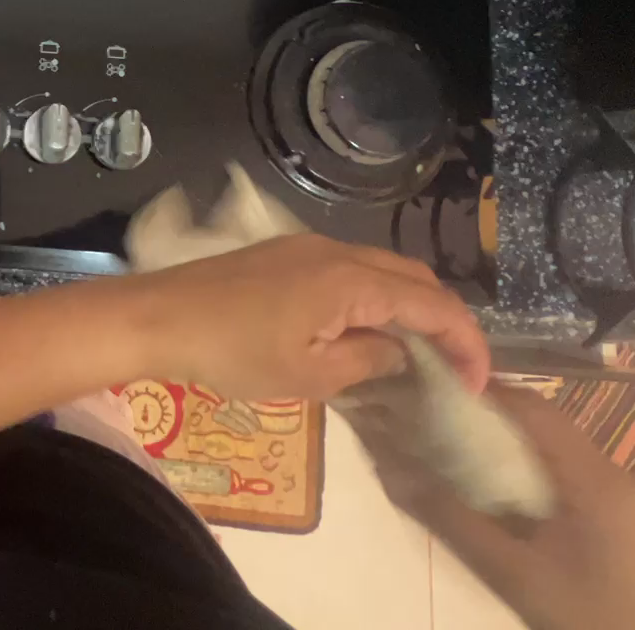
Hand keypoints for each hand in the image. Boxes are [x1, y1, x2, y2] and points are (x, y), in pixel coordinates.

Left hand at [130, 234, 491, 400]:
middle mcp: (332, 250)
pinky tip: (355, 328)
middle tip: (447, 369)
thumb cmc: (232, 351)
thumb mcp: (310, 375)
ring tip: (406, 353)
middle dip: (440, 320)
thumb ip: (369, 360)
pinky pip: (342, 269)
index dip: (467, 344)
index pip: (434, 304)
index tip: (476, 386)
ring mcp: (300, 247)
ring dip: (401, 305)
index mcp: (350, 279)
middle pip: (410, 277)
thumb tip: (399, 350)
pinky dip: (366, 295)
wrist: (158, 317)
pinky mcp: (276, 254)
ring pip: (375, 269)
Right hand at [366, 387, 634, 629]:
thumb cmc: (591, 618)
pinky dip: (518, 459)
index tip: (421, 382)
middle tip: (423, 408)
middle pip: (539, 418)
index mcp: (594, 479)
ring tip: (443, 438)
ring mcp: (619, 497)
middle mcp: (612, 475)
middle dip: (480, 407)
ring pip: (548, 441)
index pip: (530, 406)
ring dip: (498, 433)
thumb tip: (379, 462)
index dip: (476, 387)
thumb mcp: (511, 572)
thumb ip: (447, 515)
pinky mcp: (616, 518)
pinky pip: (559, 466)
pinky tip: (487, 480)